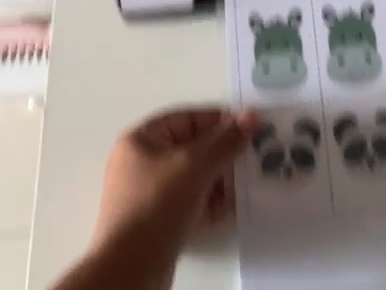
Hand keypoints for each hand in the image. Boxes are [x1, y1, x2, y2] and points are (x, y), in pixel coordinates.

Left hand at [93, 107, 258, 247]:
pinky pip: (190, 204)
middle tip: (254, 157)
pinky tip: (232, 207)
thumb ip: (226, 140)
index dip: (218, 120)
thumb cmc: (158, 205)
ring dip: (220, 181)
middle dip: (223, 154)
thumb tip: (251, 115)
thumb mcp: (195, 165)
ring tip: (248, 184)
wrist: (130, 270)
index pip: (187, 119)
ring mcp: (149, 196)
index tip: (249, 127)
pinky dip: (210, 204)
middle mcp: (142, 163)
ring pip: (193, 179)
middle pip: (192, 149)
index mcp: (141, 140)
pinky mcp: (158, 224)